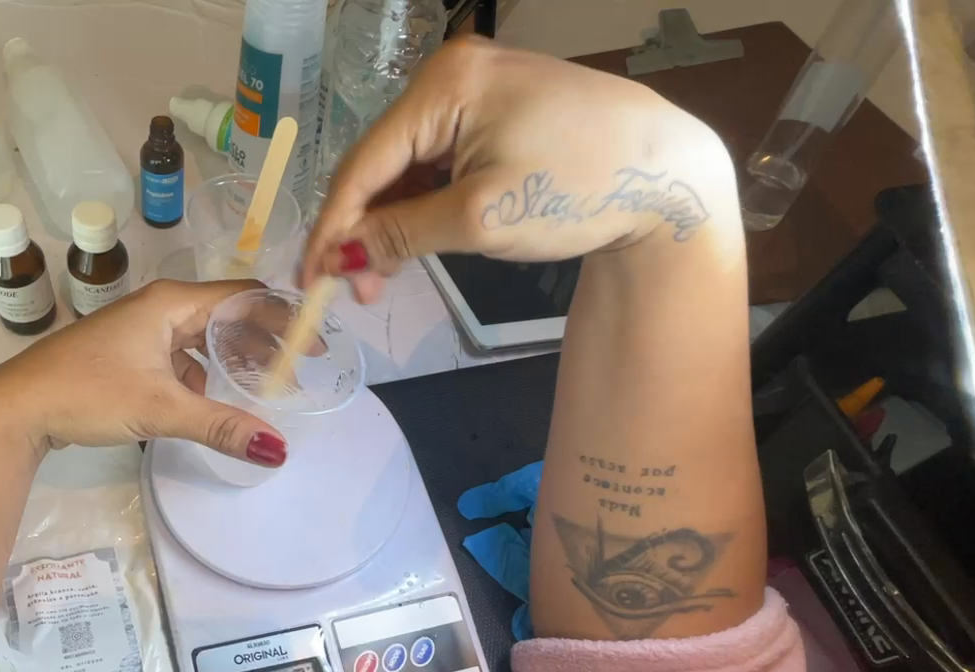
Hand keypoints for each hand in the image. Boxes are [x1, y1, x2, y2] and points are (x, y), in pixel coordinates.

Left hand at [0, 279, 288, 466]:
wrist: (18, 406)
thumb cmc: (87, 392)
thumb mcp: (160, 409)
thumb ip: (221, 426)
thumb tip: (276, 449)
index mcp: (171, 303)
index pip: (244, 298)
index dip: (284, 320)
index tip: (315, 347)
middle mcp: (160, 308)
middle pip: (227, 317)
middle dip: (263, 345)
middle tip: (296, 375)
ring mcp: (142, 332)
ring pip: (202, 340)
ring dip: (232, 363)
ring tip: (262, 390)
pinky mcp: (129, 355)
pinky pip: (180, 359)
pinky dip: (202, 377)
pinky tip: (209, 403)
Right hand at [302, 36, 734, 303]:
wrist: (665, 178)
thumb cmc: (578, 189)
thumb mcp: (478, 219)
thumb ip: (399, 235)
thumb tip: (336, 256)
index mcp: (444, 85)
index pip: (363, 164)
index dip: (332, 227)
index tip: (309, 280)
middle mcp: (448, 78)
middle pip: (377, 166)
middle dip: (360, 231)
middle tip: (353, 290)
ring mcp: (468, 96)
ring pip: (399, 172)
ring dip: (384, 228)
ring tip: (379, 279)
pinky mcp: (485, 119)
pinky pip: (429, 170)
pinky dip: (413, 213)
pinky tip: (408, 246)